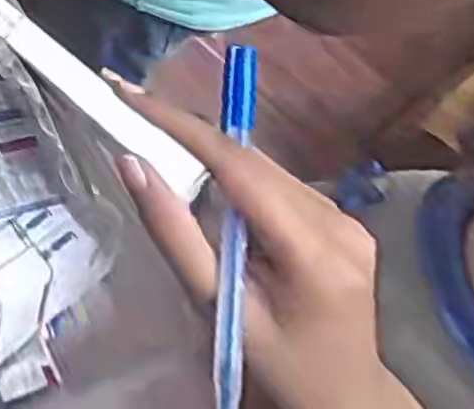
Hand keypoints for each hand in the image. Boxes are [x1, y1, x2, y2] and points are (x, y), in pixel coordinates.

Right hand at [103, 72, 422, 408]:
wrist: (343, 399)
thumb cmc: (276, 364)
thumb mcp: (217, 304)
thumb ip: (172, 233)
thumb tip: (129, 161)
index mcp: (315, 250)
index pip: (235, 165)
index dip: (178, 123)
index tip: (128, 95)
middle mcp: (338, 223)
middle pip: (244, 158)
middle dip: (183, 130)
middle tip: (129, 103)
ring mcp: (344, 218)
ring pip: (254, 161)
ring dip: (203, 149)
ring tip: (155, 135)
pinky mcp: (337, 218)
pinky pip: (267, 176)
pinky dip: (226, 168)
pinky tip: (202, 178)